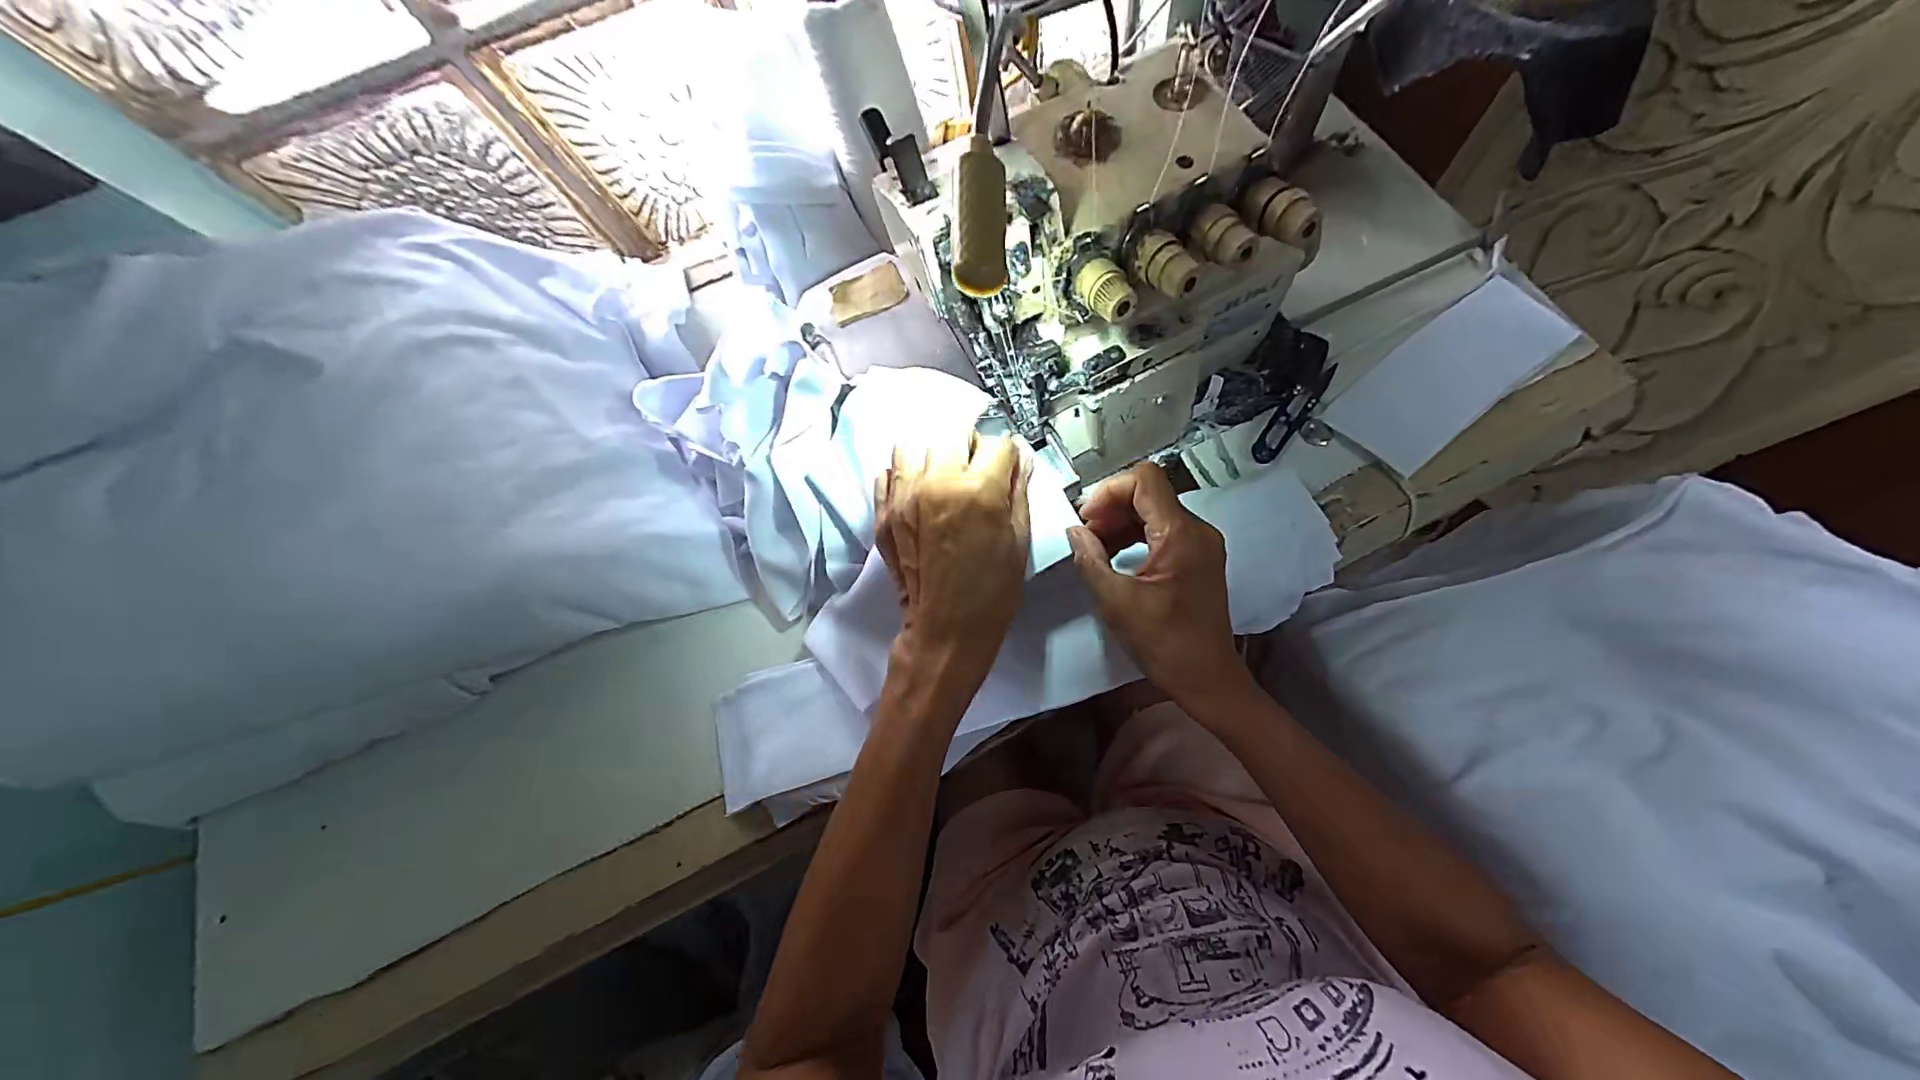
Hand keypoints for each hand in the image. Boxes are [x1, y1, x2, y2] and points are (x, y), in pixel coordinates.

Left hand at [875, 434, 1031, 664]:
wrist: (946, 627)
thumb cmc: (990, 592)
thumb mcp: (1019, 539)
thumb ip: (1018, 491)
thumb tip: (1020, 461)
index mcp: (978, 490)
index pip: (998, 443)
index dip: (1008, 455)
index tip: (1008, 466)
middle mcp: (938, 484)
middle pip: (954, 434)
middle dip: (970, 447)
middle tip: (977, 470)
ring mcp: (905, 497)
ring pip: (915, 446)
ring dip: (933, 456)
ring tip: (944, 478)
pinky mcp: (884, 512)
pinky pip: (890, 473)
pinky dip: (906, 476)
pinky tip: (921, 494)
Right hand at [1067, 462, 1253, 711]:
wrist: (1207, 678)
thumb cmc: (1164, 643)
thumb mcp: (1116, 602)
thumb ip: (1090, 560)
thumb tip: (1075, 532)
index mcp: (1181, 535)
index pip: (1145, 480)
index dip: (1109, 490)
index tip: (1086, 518)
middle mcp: (1197, 531)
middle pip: (1150, 493)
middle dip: (1111, 507)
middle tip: (1084, 535)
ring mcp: (1202, 545)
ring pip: (1155, 512)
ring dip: (1121, 523)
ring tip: (1094, 548)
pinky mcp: (1199, 559)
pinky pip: (1163, 532)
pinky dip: (1135, 537)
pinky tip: (1114, 557)